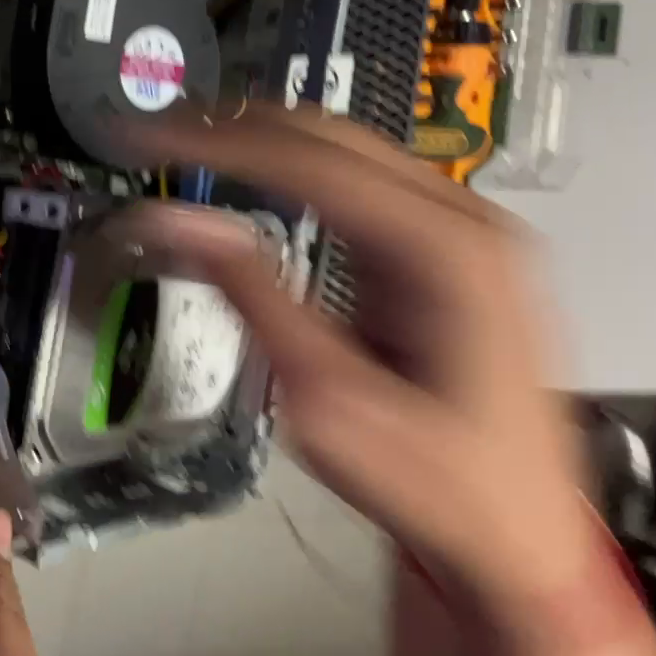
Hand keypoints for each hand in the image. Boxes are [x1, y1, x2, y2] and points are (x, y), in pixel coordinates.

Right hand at [123, 105, 655, 655]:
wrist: (515, 531)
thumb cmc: (430, 477)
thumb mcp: (326, 395)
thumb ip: (249, 293)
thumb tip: (168, 219)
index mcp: (449, 255)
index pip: (311, 164)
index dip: (214, 142)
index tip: (140, 138)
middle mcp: (465, 223)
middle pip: (327, 135)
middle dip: (226, 124)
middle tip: (145, 133)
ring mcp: (458, 229)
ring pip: (337, 143)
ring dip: (249, 135)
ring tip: (173, 141)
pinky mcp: (437, 246)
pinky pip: (347, 175)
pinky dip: (279, 160)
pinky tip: (235, 165)